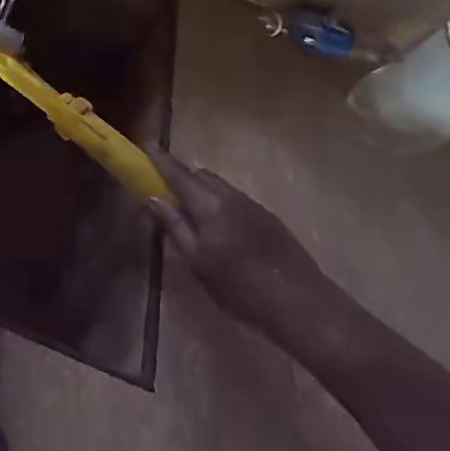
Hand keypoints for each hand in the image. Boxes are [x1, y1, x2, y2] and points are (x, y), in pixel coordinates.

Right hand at [146, 146, 329, 323]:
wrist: (303, 306)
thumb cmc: (241, 287)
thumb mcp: (198, 262)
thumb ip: (175, 227)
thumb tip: (153, 198)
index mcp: (210, 204)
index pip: (178, 173)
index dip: (160, 159)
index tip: (146, 144)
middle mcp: (231, 196)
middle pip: (200, 176)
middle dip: (180, 177)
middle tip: (164, 192)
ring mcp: (253, 206)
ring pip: (219, 187)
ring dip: (201, 191)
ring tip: (191, 216)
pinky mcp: (269, 219)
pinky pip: (234, 200)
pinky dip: (219, 204)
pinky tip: (220, 231)